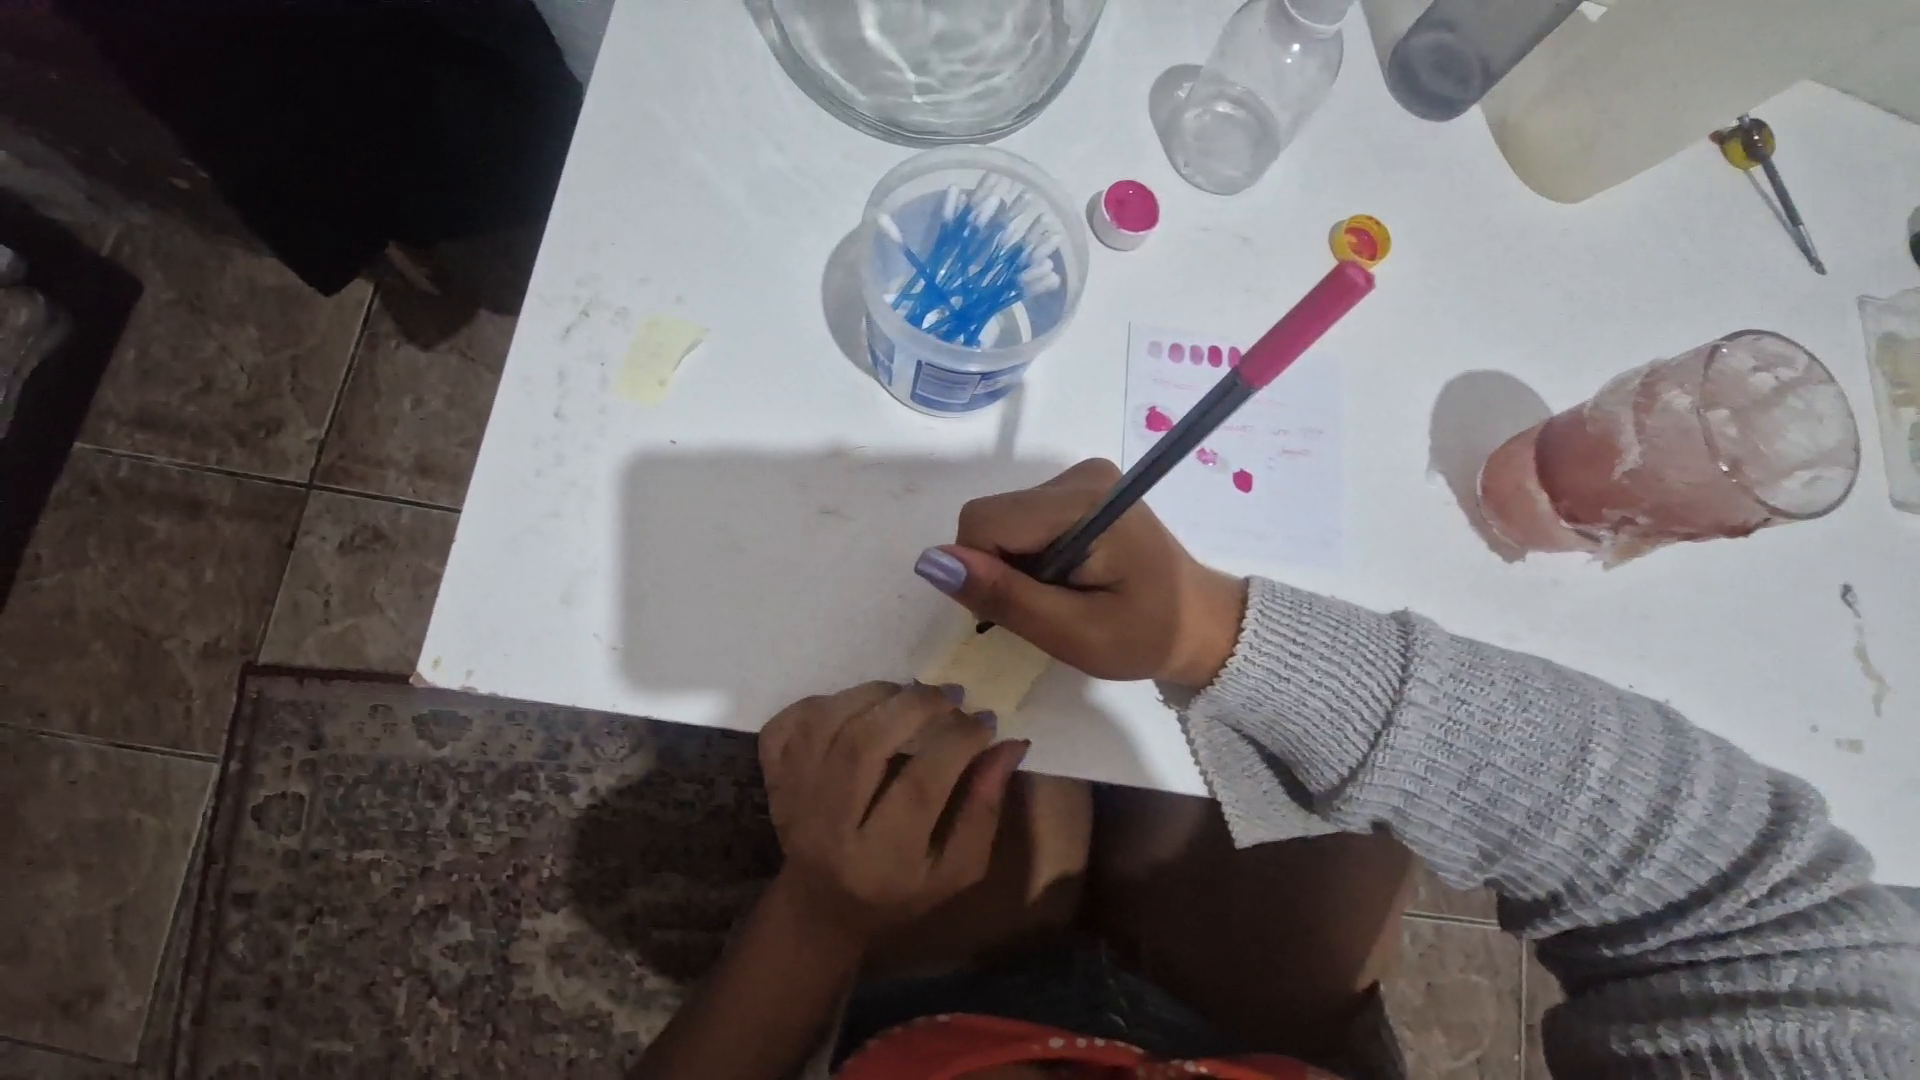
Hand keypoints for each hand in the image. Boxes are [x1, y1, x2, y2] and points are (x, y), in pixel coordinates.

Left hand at [757, 682, 1026, 948]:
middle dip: (914, 706)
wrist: (822, 908)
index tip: (986, 720)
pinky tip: (858, 706)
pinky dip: (824, 701)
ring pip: (826, 724)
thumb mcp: (956, 869)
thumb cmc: (900, 891)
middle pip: (863, 745)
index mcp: (880, 860)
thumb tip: (1010, 744)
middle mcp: (828, 827)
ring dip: (874, 694)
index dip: (958, 742)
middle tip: (949, 695)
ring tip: (909, 694)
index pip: (921, 785)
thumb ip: (984, 809)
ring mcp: (792, 798)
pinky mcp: (772, 778)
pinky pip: (789, 723)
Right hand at [914, 459, 1246, 685]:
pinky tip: (1068, 577)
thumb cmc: (1146, 636)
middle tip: (1051, 606)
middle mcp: (1079, 474)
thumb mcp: (1074, 634)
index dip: (984, 572)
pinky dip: (1030, 556)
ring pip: (1002, 521)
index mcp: (1083, 501)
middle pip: (991, 518)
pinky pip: (1021, 520)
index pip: (984, 523)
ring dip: (1016, 565)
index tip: (1024, 608)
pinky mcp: (1080, 489)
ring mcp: (1080, 478)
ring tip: (1065, 594)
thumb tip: (930, 561)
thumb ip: (1004, 596)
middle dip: (1002, 569)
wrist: (1200, 624)